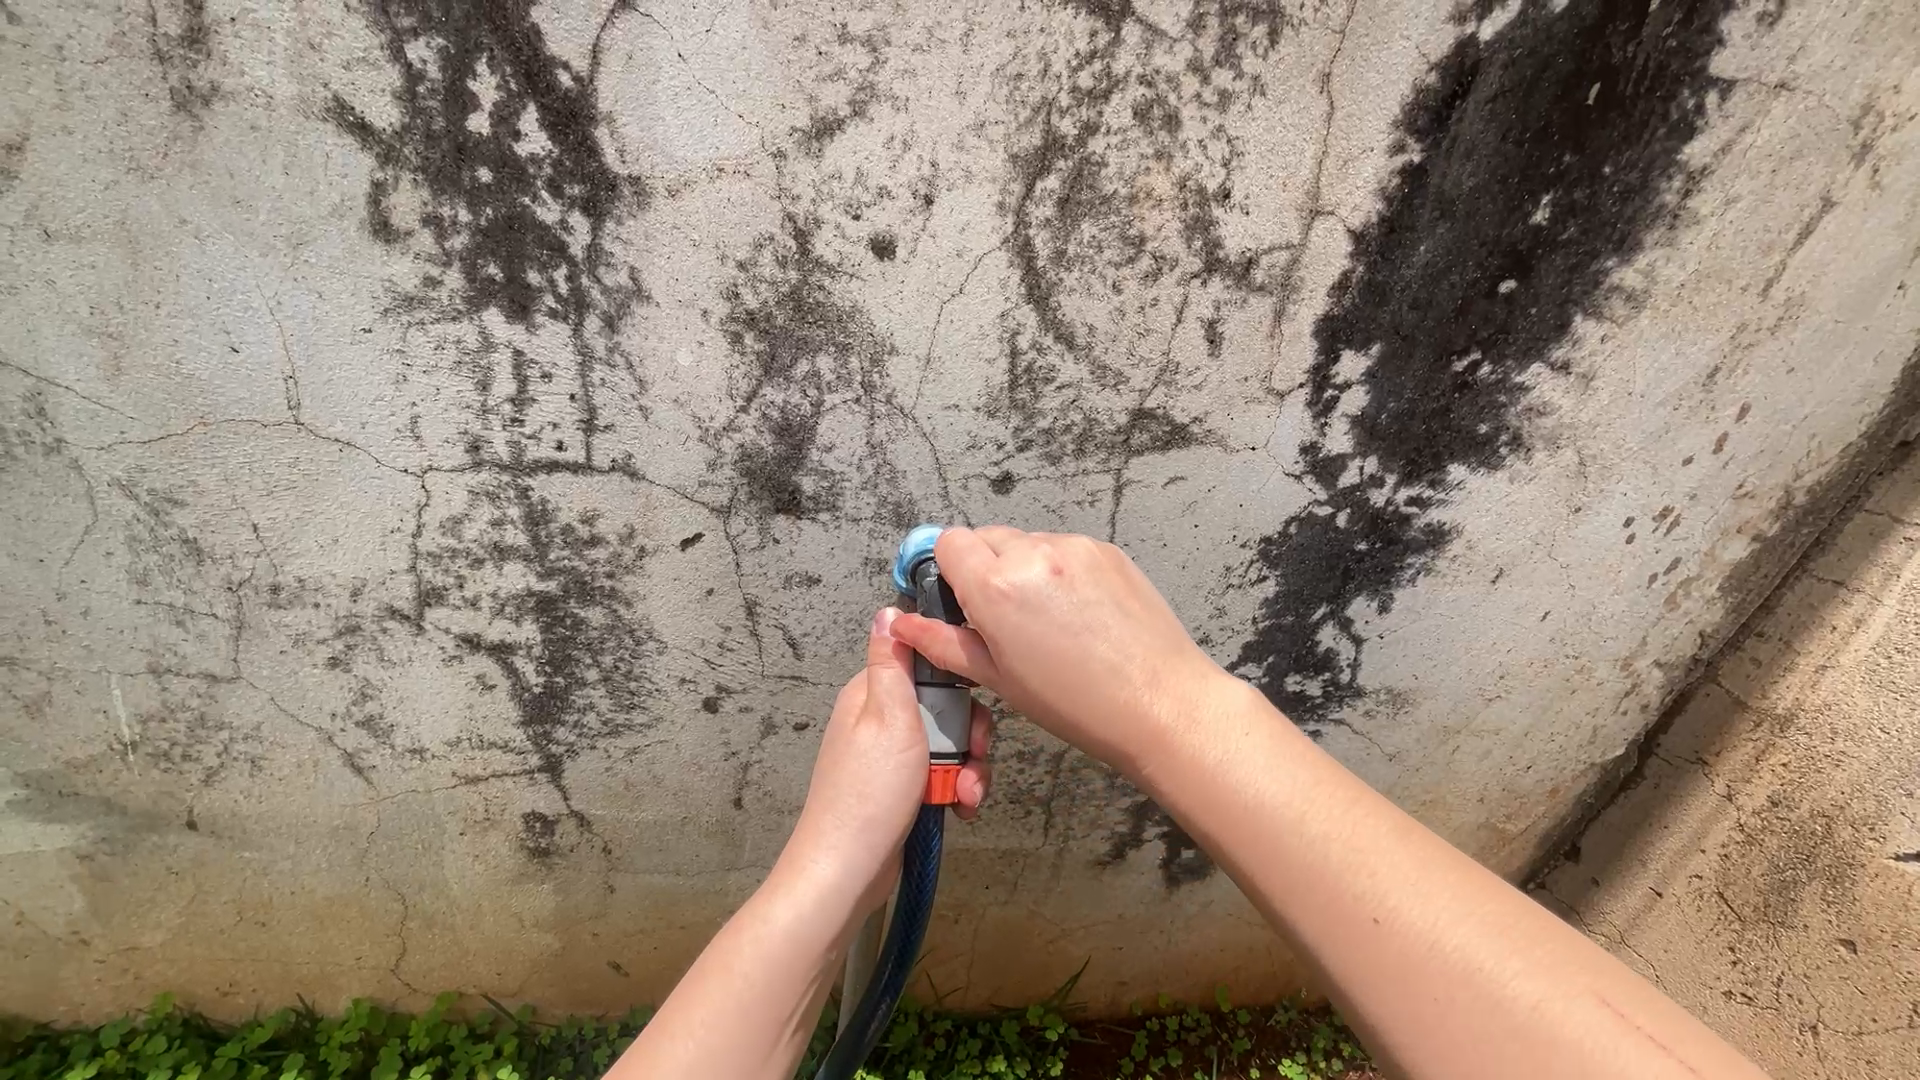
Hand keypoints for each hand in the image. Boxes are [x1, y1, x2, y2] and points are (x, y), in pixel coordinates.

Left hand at [780, 607, 993, 916]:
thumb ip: (892, 662)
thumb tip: (888, 611)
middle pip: (945, 707)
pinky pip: (941, 774)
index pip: (925, 663)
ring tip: (967, 797)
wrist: (848, 872)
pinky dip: (955, 789)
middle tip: (974, 759)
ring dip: (967, 769)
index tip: (972, 706)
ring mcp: (892, 756)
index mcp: (871, 693)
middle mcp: (881, 719)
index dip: (956, 682)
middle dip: (969, 737)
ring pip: (949, 744)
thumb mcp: (887, 716)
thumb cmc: (871, 790)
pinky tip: (960, 809)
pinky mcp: (903, 788)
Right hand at [888, 527, 1232, 777]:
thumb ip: (944, 642)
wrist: (1160, 702)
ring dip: (1023, 569)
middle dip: (984, 569)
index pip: (948, 542)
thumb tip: (903, 624)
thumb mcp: (998, 678)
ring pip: (1026, 542)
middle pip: (986, 537)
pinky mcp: (1106, 549)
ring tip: (1048, 619)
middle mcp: (1034, 554)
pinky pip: (1064, 548)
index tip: (958, 598)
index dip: (948, 570)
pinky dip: (1058, 570)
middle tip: (1003, 617)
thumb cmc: (1078, 703)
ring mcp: (1075, 547)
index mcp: (997, 587)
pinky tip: (1078, 611)